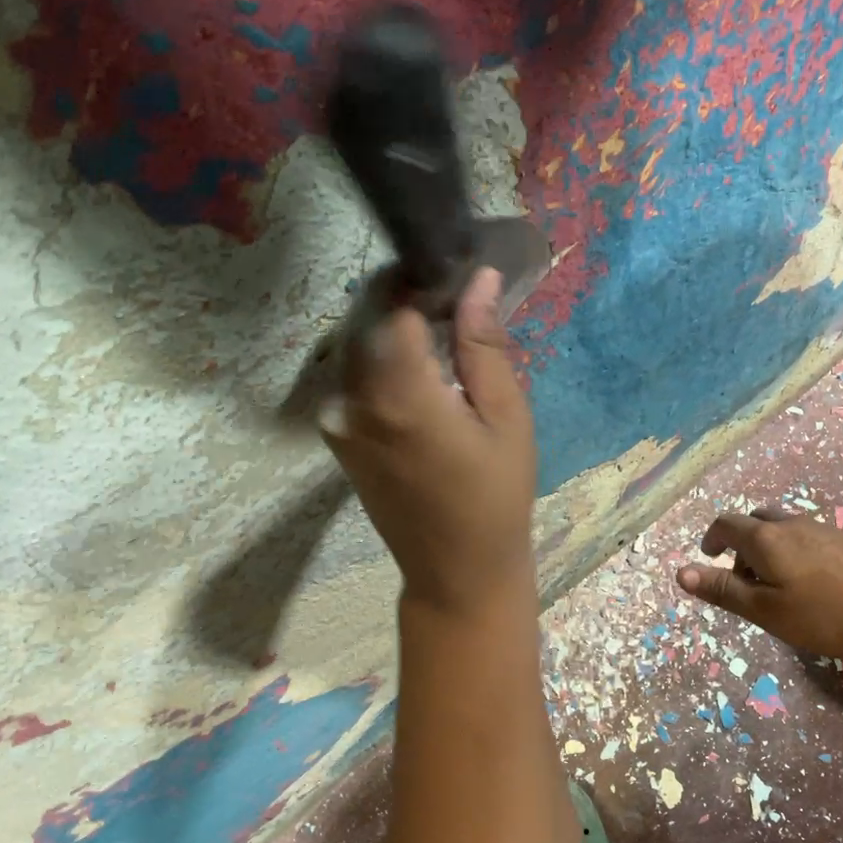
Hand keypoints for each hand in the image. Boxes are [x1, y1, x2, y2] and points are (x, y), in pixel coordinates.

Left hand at [320, 269, 537, 614]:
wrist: (454, 570)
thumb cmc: (495, 496)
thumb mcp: (506, 418)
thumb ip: (483, 345)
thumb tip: (480, 279)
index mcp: (399, 393)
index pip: (394, 300)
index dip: (423, 277)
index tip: (456, 271)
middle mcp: (353, 398)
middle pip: (366, 314)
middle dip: (405, 292)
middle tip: (453, 295)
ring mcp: (336, 417)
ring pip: (353, 339)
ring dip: (389, 320)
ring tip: (439, 326)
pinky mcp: (335, 433)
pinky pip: (349, 370)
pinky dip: (377, 351)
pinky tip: (415, 363)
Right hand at [675, 510, 842, 659]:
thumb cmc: (827, 615)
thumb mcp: (767, 611)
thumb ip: (724, 591)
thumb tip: (680, 573)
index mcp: (766, 538)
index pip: (726, 524)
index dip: (711, 539)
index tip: (708, 558)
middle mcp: (793, 525)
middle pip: (756, 522)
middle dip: (740, 544)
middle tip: (741, 578)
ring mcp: (827, 531)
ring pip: (785, 531)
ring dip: (769, 551)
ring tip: (776, 588)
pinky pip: (810, 541)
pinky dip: (796, 556)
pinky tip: (814, 589)